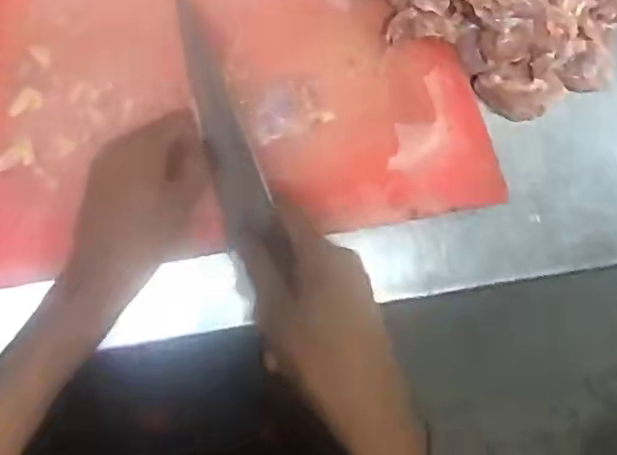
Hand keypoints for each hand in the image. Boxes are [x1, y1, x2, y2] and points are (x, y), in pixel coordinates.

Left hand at [62, 111, 208, 313]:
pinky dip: (144, 171)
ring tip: (175, 192)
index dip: (198, 136)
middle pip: (160, 131)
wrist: (99, 274)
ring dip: (162, 161)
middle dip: (180, 148)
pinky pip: (128, 161)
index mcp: (143, 142)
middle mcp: (121, 141)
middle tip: (194, 180)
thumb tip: (204, 143)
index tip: (208, 161)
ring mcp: (104, 158)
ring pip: (144, 147)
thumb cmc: (148, 236)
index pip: (179, 119)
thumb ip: (200, 164)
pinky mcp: (96, 177)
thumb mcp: (185, 201)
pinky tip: (152, 199)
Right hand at [245, 203, 425, 454]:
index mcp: (322, 251)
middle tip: (253, 301)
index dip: (264, 211)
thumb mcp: (276, 312)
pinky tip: (291, 346)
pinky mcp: (362, 304)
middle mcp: (343, 256)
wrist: (373, 405)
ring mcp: (356, 280)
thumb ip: (259, 267)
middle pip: (297, 248)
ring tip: (270, 338)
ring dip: (286, 298)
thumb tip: (245, 232)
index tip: (243, 222)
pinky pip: (324, 294)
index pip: (289, 212)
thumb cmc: (318, 353)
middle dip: (272, 270)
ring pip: (309, 276)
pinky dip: (305, 311)